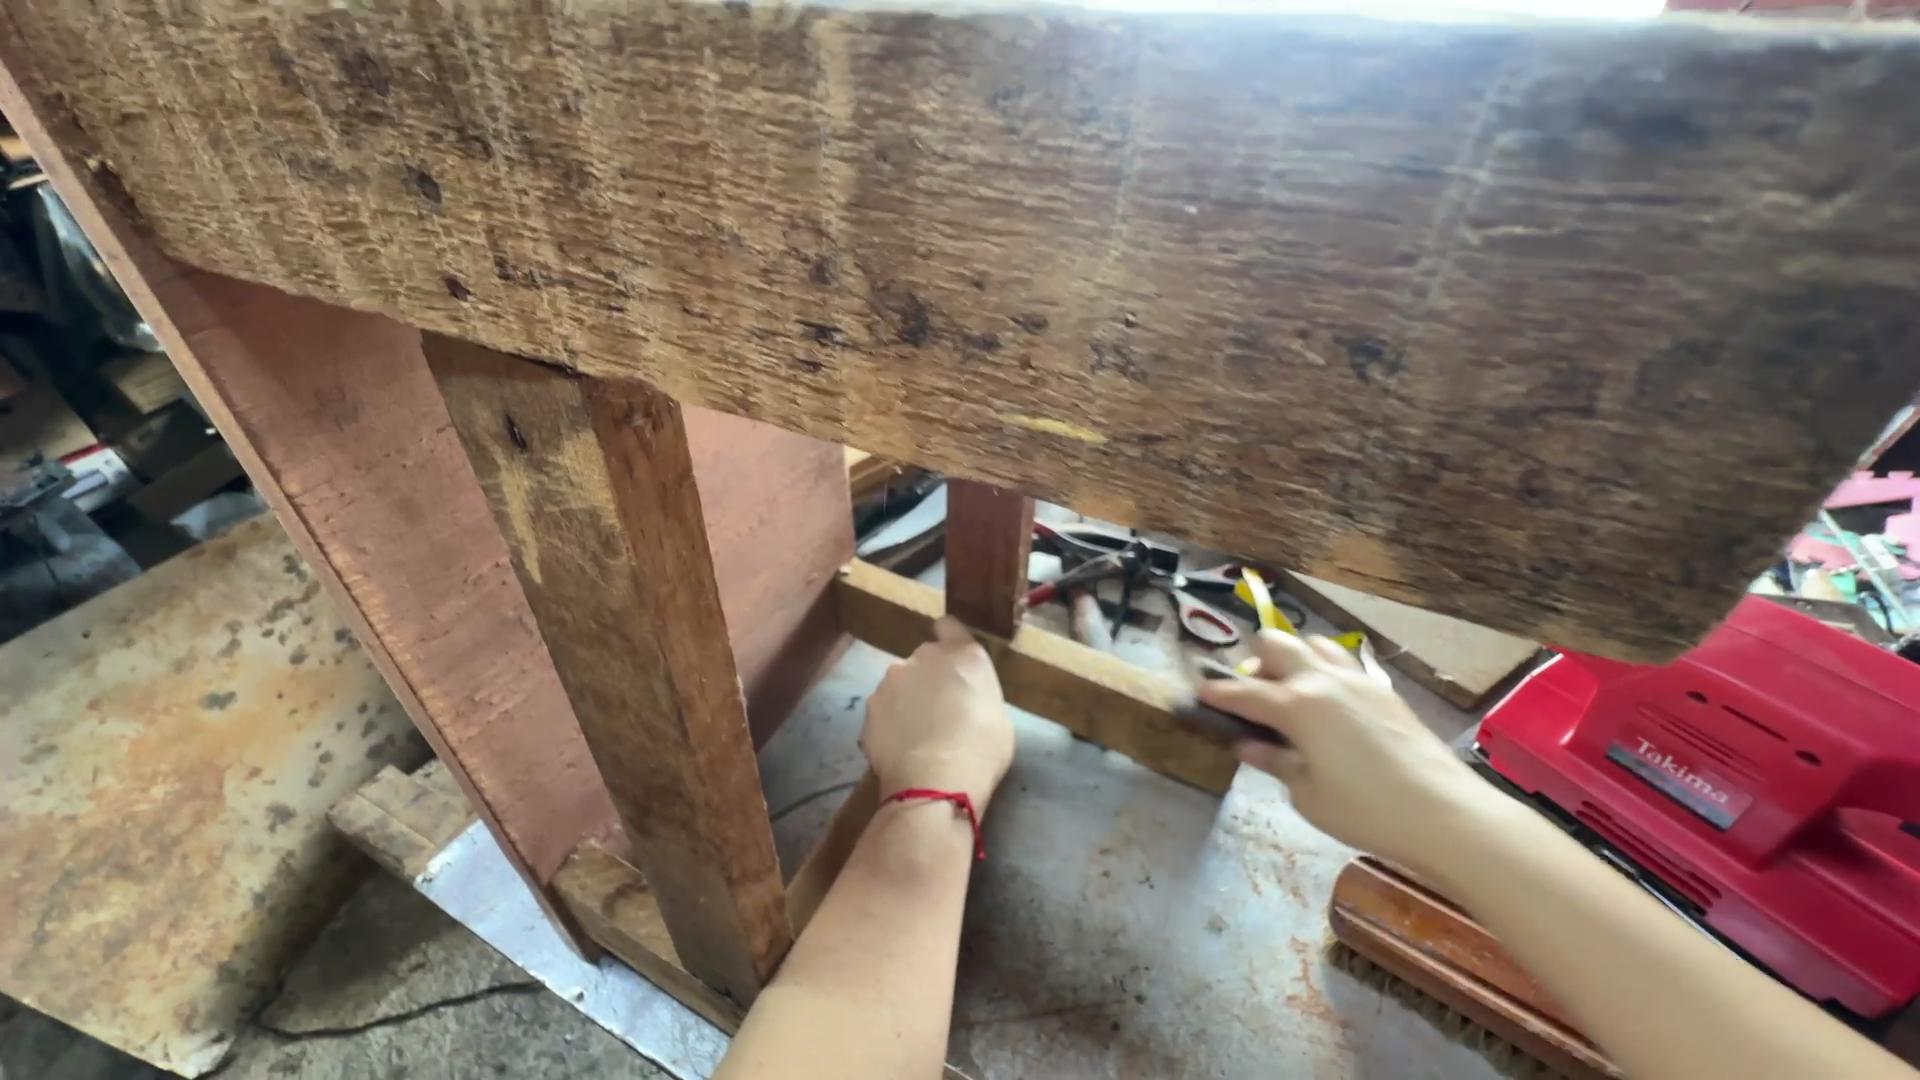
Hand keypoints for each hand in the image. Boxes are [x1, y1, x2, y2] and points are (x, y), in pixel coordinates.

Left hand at [861, 616, 1015, 809]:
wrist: (935, 786)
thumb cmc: (981, 751)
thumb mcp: (998, 716)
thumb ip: (976, 693)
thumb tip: (964, 697)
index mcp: (962, 654)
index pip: (949, 626)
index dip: (950, 640)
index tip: (953, 661)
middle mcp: (923, 657)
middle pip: (924, 659)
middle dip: (929, 678)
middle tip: (940, 711)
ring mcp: (890, 681)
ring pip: (900, 684)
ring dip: (907, 700)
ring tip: (917, 736)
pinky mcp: (869, 708)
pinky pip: (883, 710)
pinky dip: (889, 723)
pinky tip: (901, 749)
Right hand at [1197, 630, 1489, 869]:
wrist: (1448, 815)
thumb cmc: (1366, 811)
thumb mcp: (1307, 795)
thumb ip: (1274, 762)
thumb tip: (1249, 745)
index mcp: (1296, 705)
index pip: (1242, 692)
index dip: (1216, 693)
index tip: (1197, 693)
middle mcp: (1322, 680)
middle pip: (1276, 644)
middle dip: (1255, 662)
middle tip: (1253, 696)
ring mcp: (1357, 680)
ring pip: (1313, 643)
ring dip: (1294, 658)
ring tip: (1291, 692)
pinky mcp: (1384, 690)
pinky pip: (1343, 662)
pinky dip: (1325, 671)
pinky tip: (1328, 704)